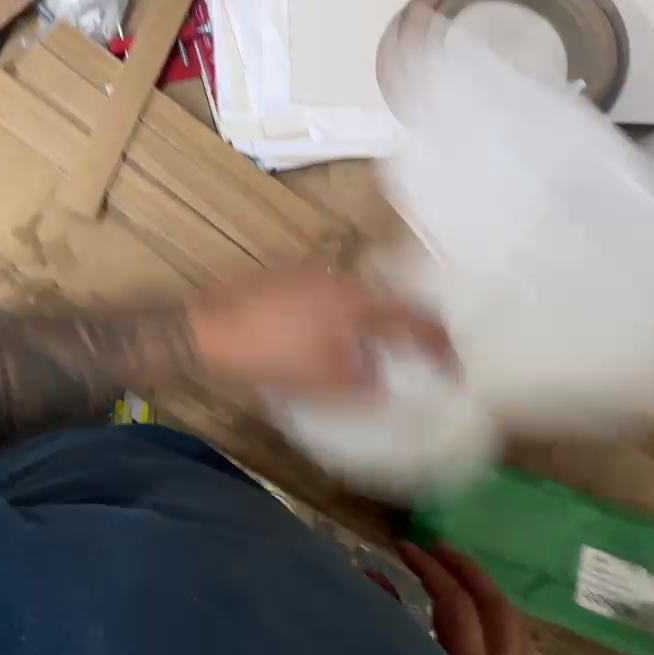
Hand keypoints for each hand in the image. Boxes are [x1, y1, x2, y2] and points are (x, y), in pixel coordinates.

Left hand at [183, 264, 453, 393]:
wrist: (202, 330)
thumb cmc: (269, 357)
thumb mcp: (329, 384)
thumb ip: (368, 382)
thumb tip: (381, 377)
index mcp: (358, 301)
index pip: (417, 319)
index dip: (440, 346)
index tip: (451, 369)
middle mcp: (336, 276)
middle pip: (383, 300)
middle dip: (399, 328)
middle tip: (409, 356)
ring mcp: (302, 270)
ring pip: (349, 294)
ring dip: (362, 320)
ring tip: (363, 350)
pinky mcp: (274, 274)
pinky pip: (319, 292)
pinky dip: (331, 313)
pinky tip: (320, 334)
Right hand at [396, 542, 529, 654]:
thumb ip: (387, 627)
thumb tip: (373, 578)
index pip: (456, 604)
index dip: (429, 568)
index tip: (401, 546)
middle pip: (500, 611)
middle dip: (469, 571)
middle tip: (437, 547)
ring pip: (516, 630)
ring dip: (486, 593)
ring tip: (456, 572)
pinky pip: (514, 650)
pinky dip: (493, 621)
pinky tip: (472, 616)